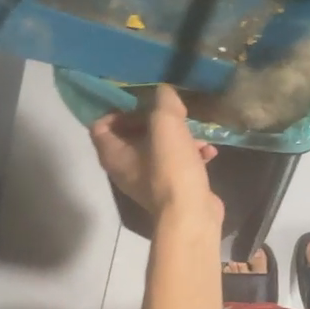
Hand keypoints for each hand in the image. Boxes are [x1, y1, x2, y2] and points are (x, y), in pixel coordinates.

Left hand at [91, 84, 220, 219]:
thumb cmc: (170, 168)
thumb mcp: (166, 123)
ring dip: (178, 138)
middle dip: (154, 121)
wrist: (191, 215)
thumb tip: (166, 94)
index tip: (141, 104)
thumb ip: (163, 100)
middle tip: (173, 114)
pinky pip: (176, 166)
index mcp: (113, 154)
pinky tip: (209, 153)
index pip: (100, 125)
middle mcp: (125, 169)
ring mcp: (148, 182)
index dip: (118, 110)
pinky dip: (190, 156)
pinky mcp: (171, 191)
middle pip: (132, 136)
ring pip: (158, 150)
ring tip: (197, 134)